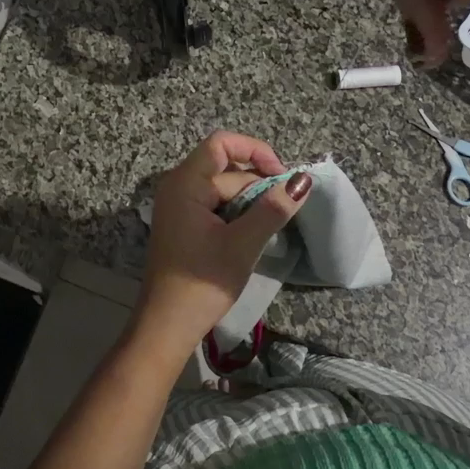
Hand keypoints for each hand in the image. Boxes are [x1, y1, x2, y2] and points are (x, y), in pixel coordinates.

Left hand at [129, 132, 310, 358]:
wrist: (167, 325)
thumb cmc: (202, 281)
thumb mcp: (243, 244)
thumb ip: (273, 208)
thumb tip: (302, 180)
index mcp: (185, 182)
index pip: (222, 143)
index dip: (255, 150)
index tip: (282, 176)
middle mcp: (177, 186)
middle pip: (225, 167)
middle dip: (257, 182)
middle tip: (284, 210)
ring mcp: (178, 206)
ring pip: (221, 188)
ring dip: (249, 200)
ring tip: (271, 224)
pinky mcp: (183, 225)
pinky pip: (214, 205)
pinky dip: (236, 213)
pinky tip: (251, 234)